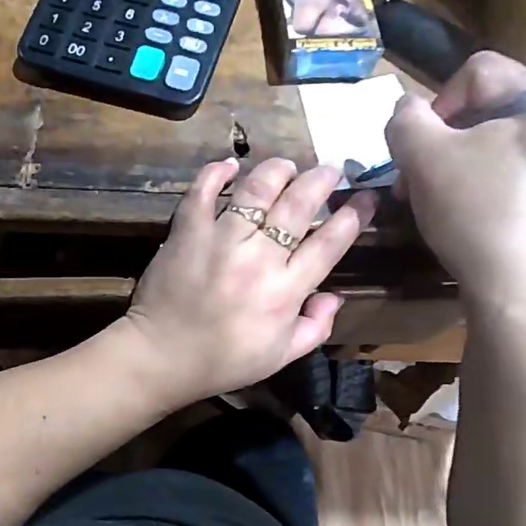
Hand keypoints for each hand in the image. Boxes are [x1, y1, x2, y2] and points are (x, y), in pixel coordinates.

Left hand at [122, 157, 377, 407]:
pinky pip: (203, 192)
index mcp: (285, 292)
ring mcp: (220, 240)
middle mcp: (258, 258)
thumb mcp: (281, 356)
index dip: (352, 218)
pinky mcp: (187, 231)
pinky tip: (231, 164)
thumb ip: (316, 327)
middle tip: (331, 169)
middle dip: (320, 181)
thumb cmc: (225, 361)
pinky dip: (217, 173)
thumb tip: (335, 296)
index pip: (328, 245)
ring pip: (256, 190)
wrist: (162, 357)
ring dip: (277, 171)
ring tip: (288, 165)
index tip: (364, 199)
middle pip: (297, 206)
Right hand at [384, 52, 525, 299]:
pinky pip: (498, 168)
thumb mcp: (424, 156)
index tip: (419, 147)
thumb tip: (408, 110)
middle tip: (411, 176)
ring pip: (484, 141)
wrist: (516, 288)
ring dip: (443, 162)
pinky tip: (449, 209)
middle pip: (480, 106)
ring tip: (421, 196)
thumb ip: (405, 118)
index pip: (477, 70)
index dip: (436, 102)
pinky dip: (467, 180)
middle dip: (436, 138)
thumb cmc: (475, 212)